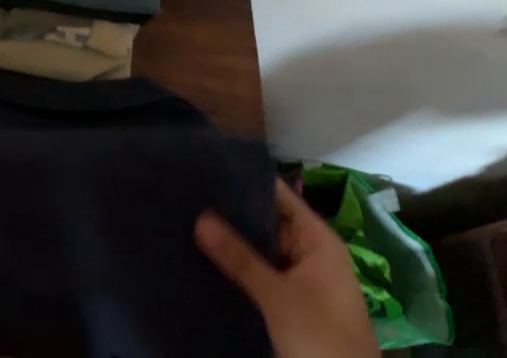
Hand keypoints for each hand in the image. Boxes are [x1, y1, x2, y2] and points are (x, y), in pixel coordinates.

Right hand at [196, 179, 378, 357]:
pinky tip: (203, 259)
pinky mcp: (290, 303)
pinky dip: (237, 268)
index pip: (276, 194)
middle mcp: (310, 252)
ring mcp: (301, 279)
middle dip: (229, 212)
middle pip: (265, 221)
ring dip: (231, 242)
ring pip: (260, 250)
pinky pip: (259, 274)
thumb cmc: (322, 339)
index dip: (242, 179)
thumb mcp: (278, 297)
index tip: (203, 167)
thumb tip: (199, 216)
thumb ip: (239, 257)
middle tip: (184, 196)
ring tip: (184, 221)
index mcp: (317, 240)